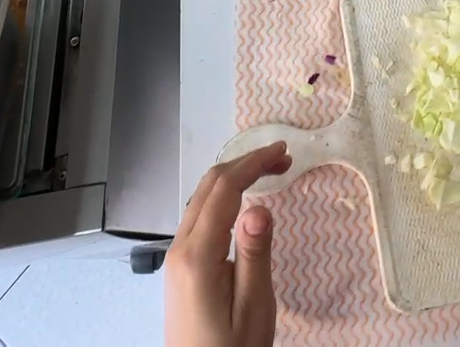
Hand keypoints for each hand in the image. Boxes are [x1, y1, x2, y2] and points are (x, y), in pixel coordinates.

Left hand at [165, 142, 291, 346]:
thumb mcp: (253, 308)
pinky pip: (200, 215)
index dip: (253, 162)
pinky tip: (243, 200)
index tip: (283, 151)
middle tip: (283, 159)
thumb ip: (254, 254)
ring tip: (270, 173)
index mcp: (197, 254)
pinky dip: (225, 196)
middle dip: (245, 163)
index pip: (224, 189)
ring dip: (235, 177)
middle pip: (209, 186)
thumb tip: (259, 207)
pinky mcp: (180, 267)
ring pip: (202, 198)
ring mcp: (176, 257)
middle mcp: (180, 248)